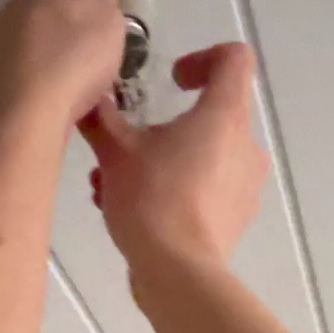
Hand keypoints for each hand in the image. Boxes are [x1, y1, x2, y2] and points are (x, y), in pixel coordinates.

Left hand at [0, 0, 127, 135]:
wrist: (21, 126)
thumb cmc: (72, 64)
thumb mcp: (106, 18)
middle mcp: (8, 5)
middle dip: (73, 0)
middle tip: (100, 25)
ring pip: (28, 29)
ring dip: (53, 37)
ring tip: (77, 65)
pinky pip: (17, 64)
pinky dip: (37, 69)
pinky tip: (52, 91)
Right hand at [77, 43, 268, 278]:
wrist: (178, 273)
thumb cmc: (153, 200)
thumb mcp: (116, 154)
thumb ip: (102, 121)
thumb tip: (88, 101)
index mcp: (224, 115)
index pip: (233, 60)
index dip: (203, 59)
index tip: (173, 82)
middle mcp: (245, 146)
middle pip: (212, 116)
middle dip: (166, 127)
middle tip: (129, 146)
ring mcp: (245, 187)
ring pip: (204, 159)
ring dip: (162, 163)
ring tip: (118, 187)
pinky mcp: (235, 220)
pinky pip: (206, 193)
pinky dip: (175, 193)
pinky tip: (137, 213)